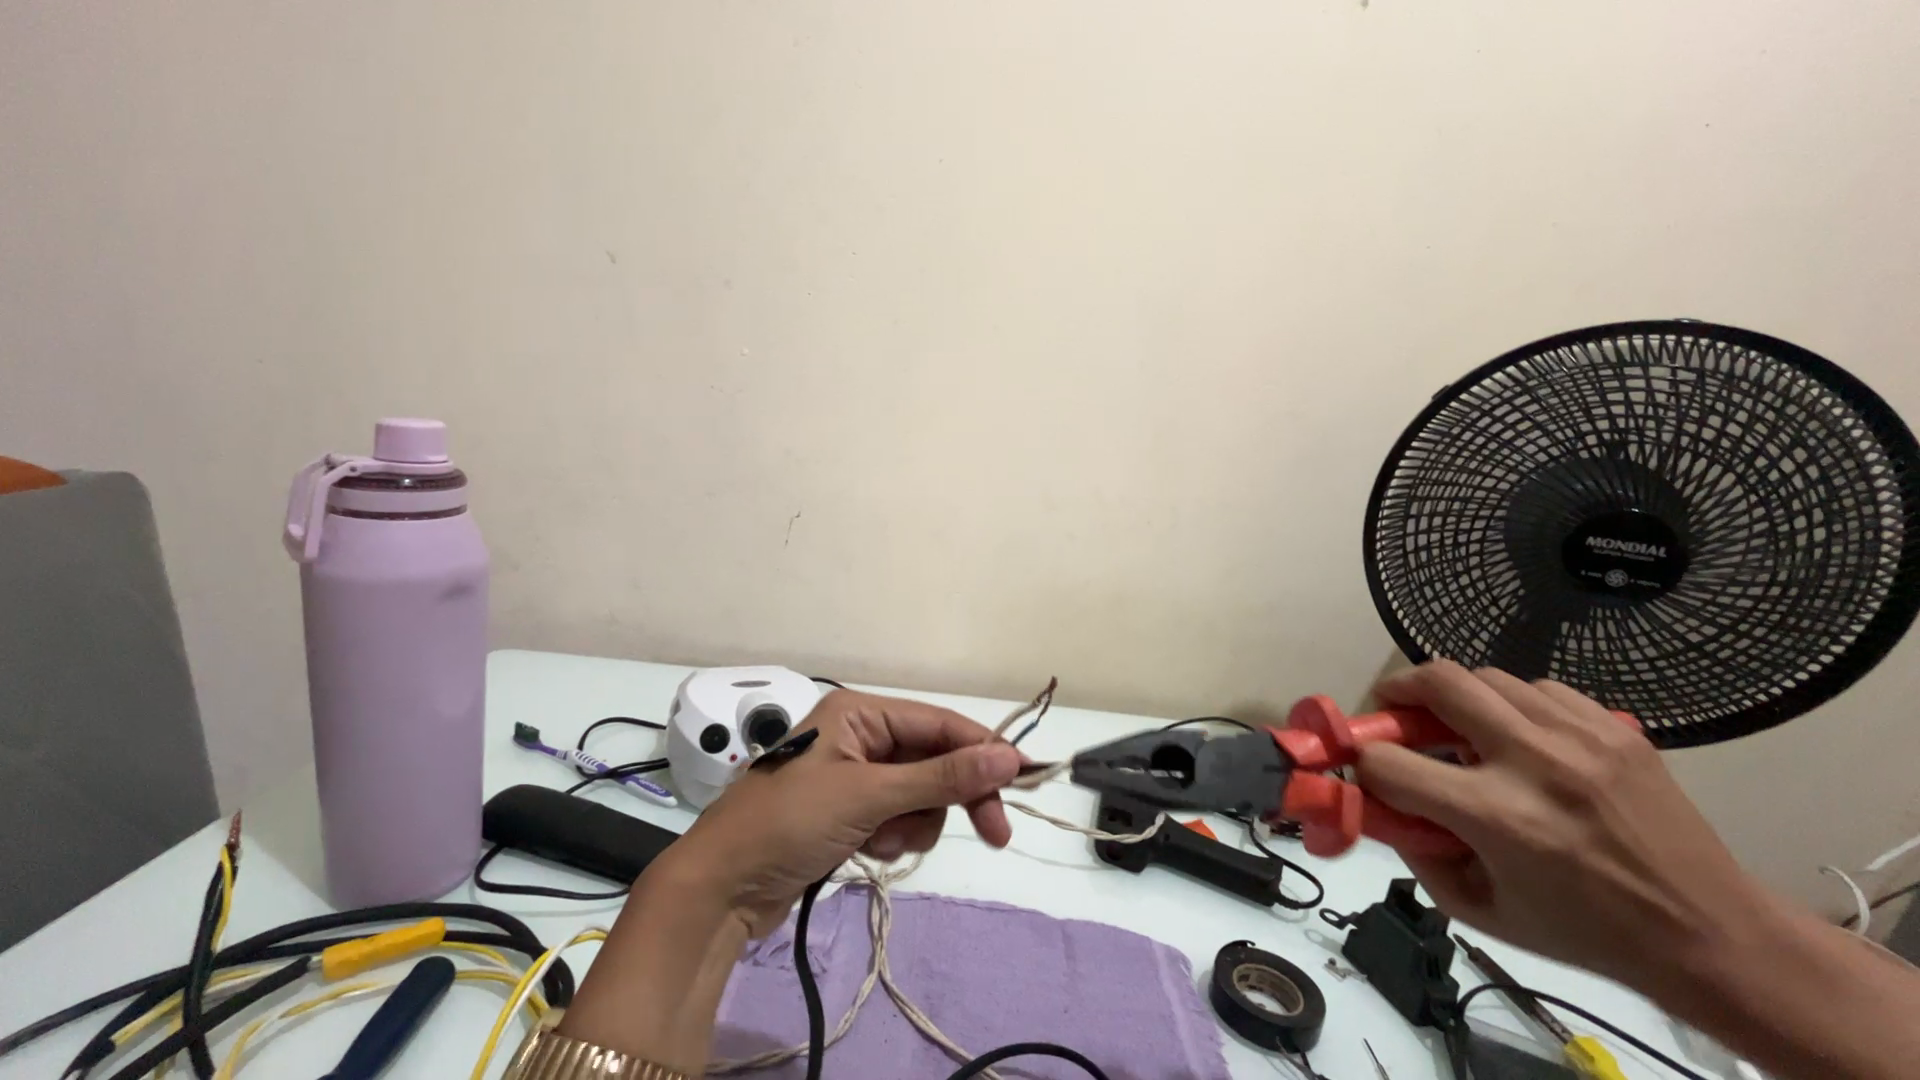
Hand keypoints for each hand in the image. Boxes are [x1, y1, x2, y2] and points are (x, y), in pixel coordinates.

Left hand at [665, 689, 1023, 935]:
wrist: (721, 888)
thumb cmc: (789, 824)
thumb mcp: (869, 796)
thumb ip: (941, 778)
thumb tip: (1009, 757)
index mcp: (860, 712)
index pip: (940, 723)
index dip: (983, 750)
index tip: (1023, 782)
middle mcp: (859, 734)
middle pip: (934, 759)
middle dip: (954, 796)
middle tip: (995, 834)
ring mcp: (853, 775)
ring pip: (920, 793)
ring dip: (914, 822)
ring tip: (883, 843)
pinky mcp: (848, 811)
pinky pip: (896, 816)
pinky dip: (894, 835)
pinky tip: (868, 851)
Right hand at [1353, 660, 1776, 985]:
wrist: (1708, 933)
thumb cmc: (1582, 932)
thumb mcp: (1478, 909)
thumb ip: (1415, 853)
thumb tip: (1380, 806)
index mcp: (1494, 816)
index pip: (1389, 762)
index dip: (1366, 764)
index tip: (1369, 772)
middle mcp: (1532, 762)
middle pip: (1436, 682)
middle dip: (1397, 691)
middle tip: (1394, 711)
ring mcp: (1580, 737)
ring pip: (1486, 677)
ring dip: (1458, 698)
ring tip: (1464, 729)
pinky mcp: (1616, 728)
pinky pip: (1540, 689)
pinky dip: (1515, 705)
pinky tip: (1524, 738)